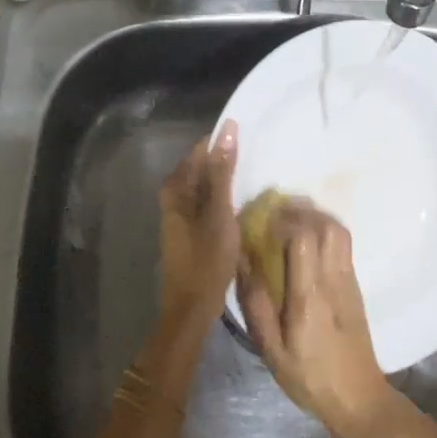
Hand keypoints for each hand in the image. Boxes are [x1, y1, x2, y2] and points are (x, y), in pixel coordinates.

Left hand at [157, 123, 239, 314]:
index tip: (253, 138)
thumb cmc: (205, 258)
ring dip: (229, 180)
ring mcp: (181, 213)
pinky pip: (209, 202)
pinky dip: (225, 198)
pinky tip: (244, 202)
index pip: (202, 148)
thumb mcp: (219, 212)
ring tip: (258, 175)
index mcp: (176, 186)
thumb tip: (227, 129)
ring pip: (207, 185)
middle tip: (262, 156)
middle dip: (228, 160)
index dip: (225, 142)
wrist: (191, 308)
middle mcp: (174, 194)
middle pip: (203, 166)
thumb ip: (222, 171)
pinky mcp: (191, 229)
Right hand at [236, 202, 395, 437]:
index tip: (261, 223)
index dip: (282, 221)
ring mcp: (349, 281)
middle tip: (275, 216)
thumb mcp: (272, 350)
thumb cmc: (310, 378)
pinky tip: (306, 246)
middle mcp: (333, 280)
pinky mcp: (355, 286)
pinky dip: (324, 232)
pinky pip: (342, 244)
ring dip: (314, 218)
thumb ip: (256, 304)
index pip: (304, 238)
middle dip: (300, 212)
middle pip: (327, 225)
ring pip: (339, 230)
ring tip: (290, 226)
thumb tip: (242, 261)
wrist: (360, 400)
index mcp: (310, 296)